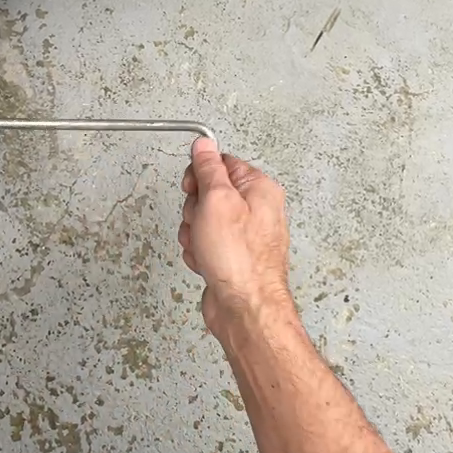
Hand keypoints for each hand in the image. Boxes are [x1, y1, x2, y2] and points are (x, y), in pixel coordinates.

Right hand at [179, 138, 294, 336]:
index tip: (193, 188)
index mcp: (259, 189)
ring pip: (202, 219)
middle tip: (202, 222)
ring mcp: (244, 234)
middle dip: (194, 209)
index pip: (221, 163)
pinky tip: (205, 260)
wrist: (243, 307)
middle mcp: (257, 209)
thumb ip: (208, 168)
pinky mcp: (232, 254)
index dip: (200, 175)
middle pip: (208, 192)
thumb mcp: (216, 200)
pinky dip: (198, 251)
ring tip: (204, 246)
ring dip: (193, 233)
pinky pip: (204, 242)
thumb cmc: (237, 258)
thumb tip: (204, 145)